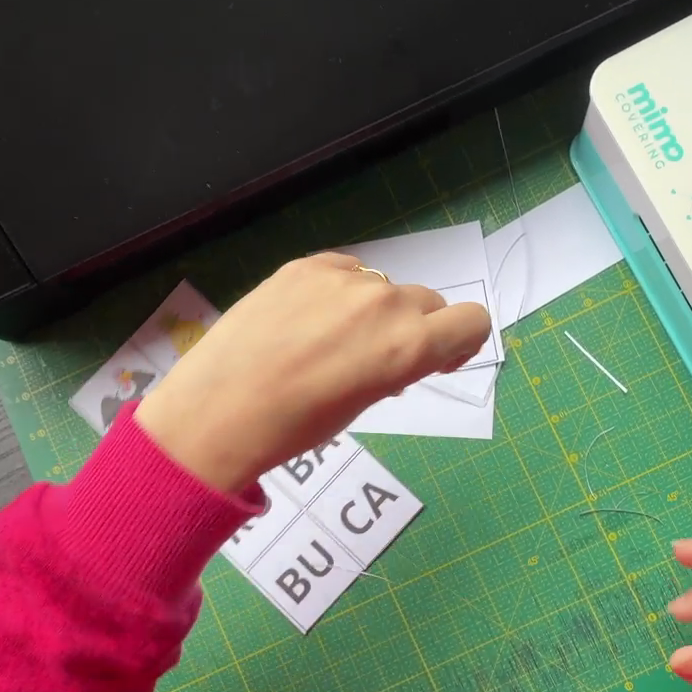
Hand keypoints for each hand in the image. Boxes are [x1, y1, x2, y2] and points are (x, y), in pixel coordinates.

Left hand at [135, 253, 489, 491]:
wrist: (219, 410)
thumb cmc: (297, 426)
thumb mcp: (363, 405)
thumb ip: (397, 368)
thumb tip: (401, 354)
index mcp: (409, 345)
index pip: (472, 322)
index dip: (459, 343)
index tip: (435, 362)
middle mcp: (385, 302)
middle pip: (429, 302)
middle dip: (417, 329)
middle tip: (379, 360)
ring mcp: (343, 278)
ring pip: (385, 286)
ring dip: (376, 311)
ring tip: (332, 343)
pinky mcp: (305, 265)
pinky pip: (346, 271)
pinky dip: (341, 293)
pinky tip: (308, 321)